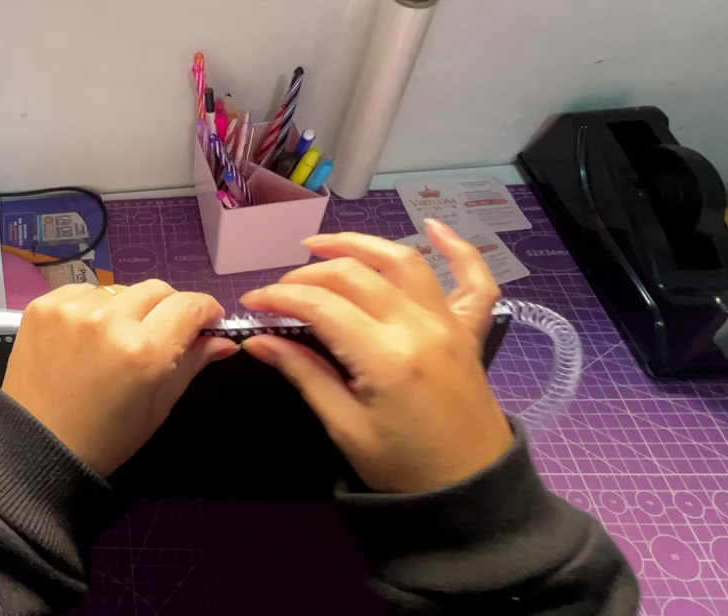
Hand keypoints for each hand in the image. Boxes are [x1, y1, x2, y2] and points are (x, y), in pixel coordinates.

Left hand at [3, 281, 237, 475]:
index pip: (188, 306)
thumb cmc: (105, 437)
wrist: (35, 444)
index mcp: (143, 351)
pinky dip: (93, 306)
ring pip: (119, 289)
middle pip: (156, 289)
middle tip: (160, 332)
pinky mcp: (43, 304)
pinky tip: (85, 335)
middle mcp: (109, 319)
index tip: (207, 319)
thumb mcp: (157, 408)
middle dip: (167, 307)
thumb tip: (223, 340)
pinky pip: (83, 290)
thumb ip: (190, 364)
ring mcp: (72, 308)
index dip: (205, 309)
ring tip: (115, 339)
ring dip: (127, 307)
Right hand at [240, 219, 511, 492]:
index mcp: (386, 357)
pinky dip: (460, 250)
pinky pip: (476, 283)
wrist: (475, 500)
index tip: (252, 304)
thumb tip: (257, 339)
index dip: (278, 298)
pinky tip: (435, 228)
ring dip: (358, 244)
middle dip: (305, 276)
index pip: (319, 305)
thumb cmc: (403, 470)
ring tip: (319, 246)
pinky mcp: (469, 332)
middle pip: (352, 275)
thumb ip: (303, 373)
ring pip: (401, 261)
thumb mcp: (345, 427)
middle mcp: (419, 328)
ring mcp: (449, 325)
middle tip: (278, 292)